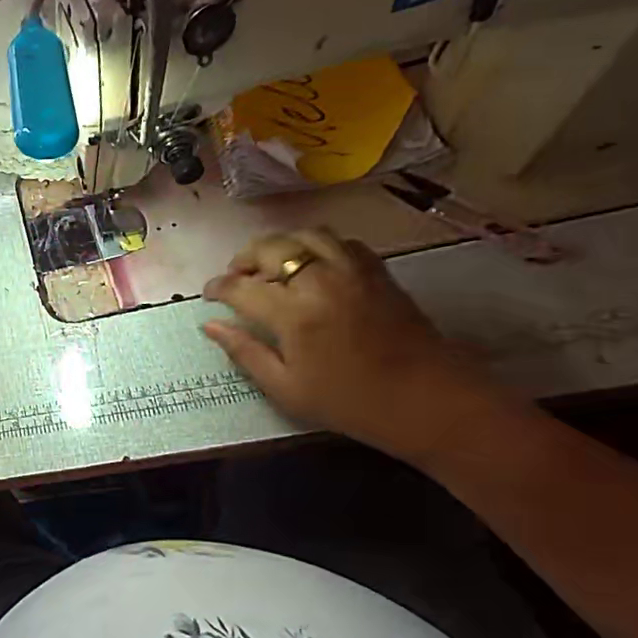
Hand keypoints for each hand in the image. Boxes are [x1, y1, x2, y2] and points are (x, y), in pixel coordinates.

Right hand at [201, 229, 504, 451]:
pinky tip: (312, 265)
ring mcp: (351, 270)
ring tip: (271, 264)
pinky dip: (316, 246)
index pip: (240, 286)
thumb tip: (211, 325)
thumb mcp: (286, 388)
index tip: (210, 294)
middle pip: (269, 248)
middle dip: (244, 258)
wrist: (427, 400)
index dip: (218, 287)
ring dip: (280, 245)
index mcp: (292, 313)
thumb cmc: (350, 402)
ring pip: (304, 235)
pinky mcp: (376, 270)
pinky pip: (339, 241)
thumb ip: (245, 352)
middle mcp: (318, 280)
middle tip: (236, 276)